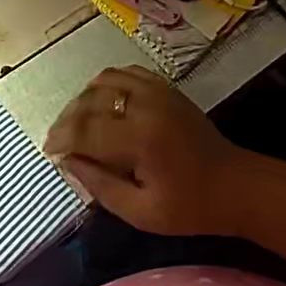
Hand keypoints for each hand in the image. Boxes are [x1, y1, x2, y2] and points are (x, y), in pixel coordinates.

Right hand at [43, 65, 251, 236]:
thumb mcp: (141, 212)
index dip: (61, 138)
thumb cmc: (190, 207)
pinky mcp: (167, 88)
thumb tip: (68, 161)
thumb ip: (100, 185)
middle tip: (59, 140)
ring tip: (78, 123)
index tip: (49, 151)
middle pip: (92, 99)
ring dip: (85, 98)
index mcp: (141, 138)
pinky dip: (107, 84)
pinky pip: (127, 73)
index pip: (86, 128)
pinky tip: (102, 104)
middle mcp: (147, 105)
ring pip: (106, 79)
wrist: (236, 184)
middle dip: (68, 118)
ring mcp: (158, 91)